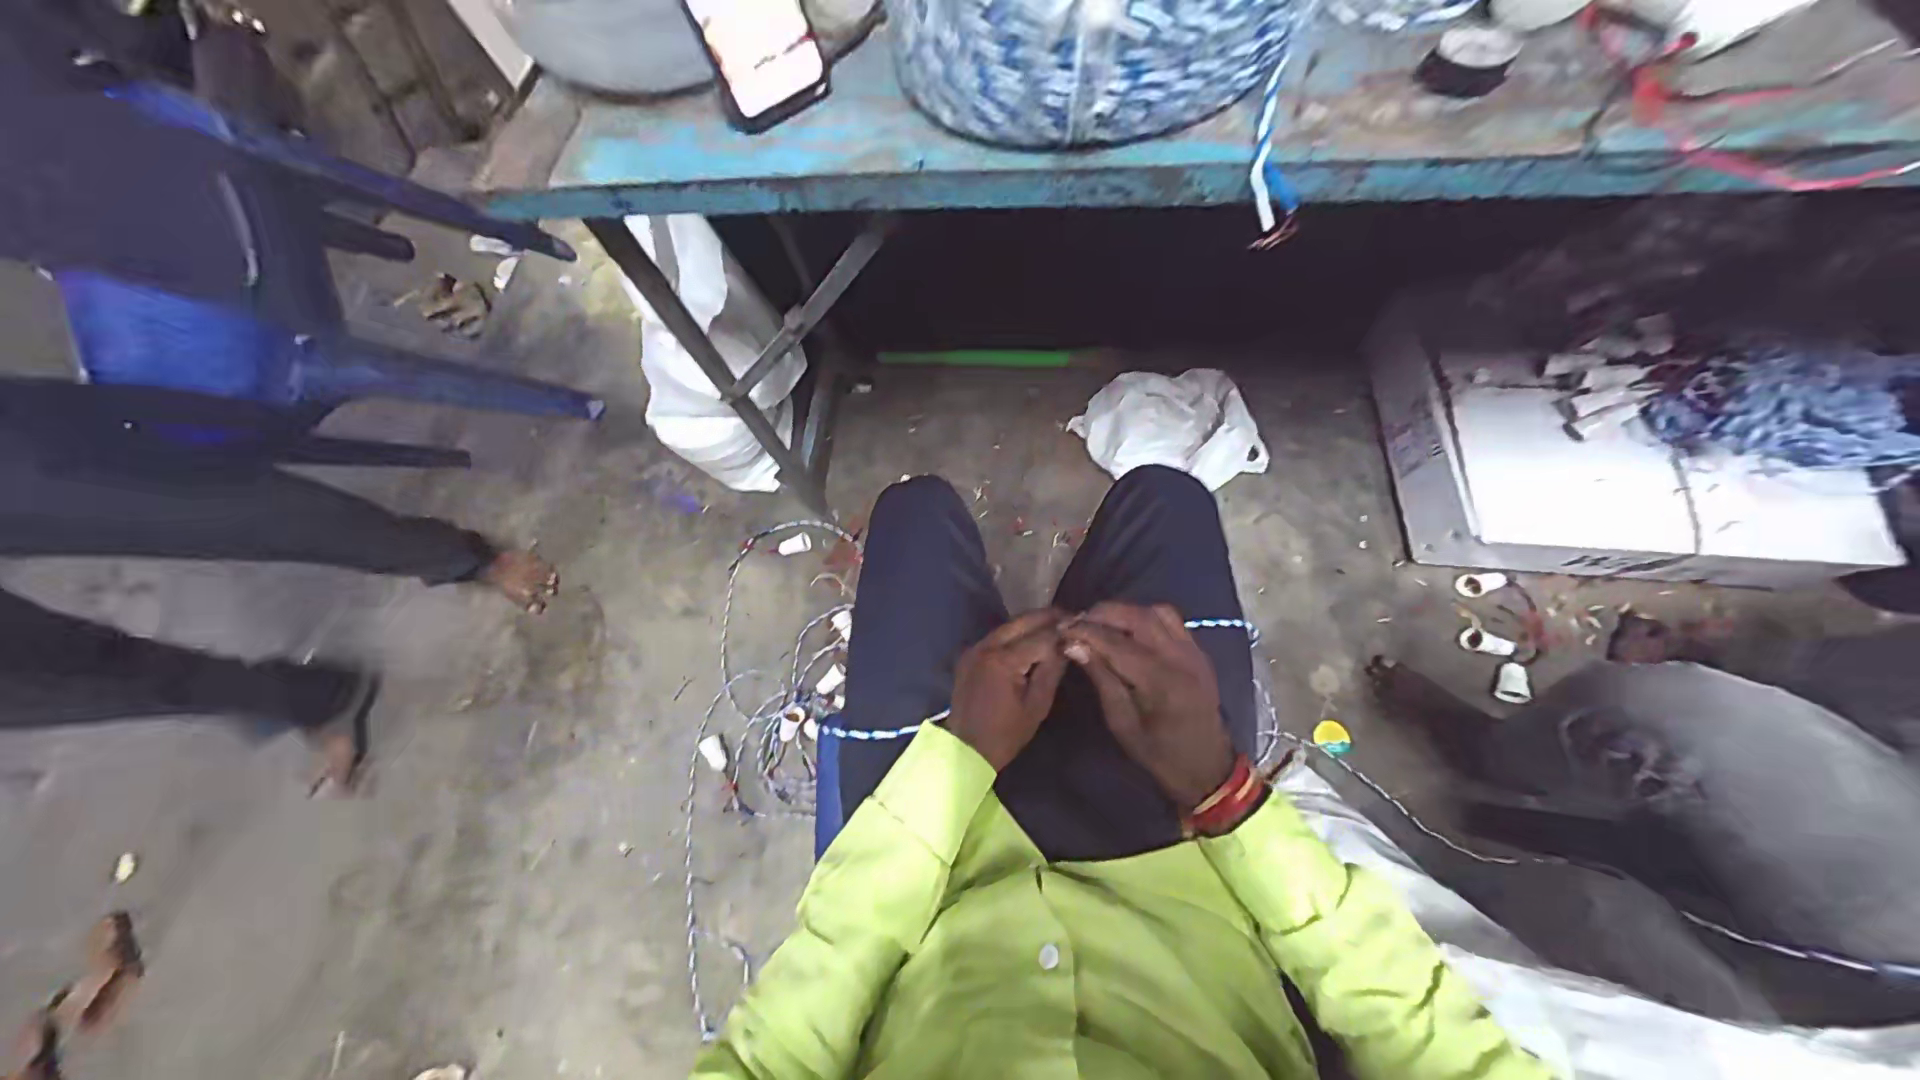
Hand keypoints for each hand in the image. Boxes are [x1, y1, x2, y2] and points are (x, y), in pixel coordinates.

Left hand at [945, 610, 1070, 770]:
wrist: (967, 749)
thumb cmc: (1007, 733)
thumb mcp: (1037, 705)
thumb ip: (1052, 670)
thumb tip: (1067, 643)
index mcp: (1003, 660)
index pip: (1040, 637)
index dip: (1062, 630)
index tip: (1080, 623)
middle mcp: (986, 647)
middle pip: (1021, 621)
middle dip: (1047, 617)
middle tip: (1070, 616)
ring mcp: (974, 649)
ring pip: (1007, 626)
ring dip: (1031, 623)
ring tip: (1055, 624)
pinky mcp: (969, 655)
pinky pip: (996, 636)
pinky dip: (1015, 633)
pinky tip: (1031, 637)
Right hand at [1062, 603, 1234, 813]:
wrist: (1207, 766)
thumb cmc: (1158, 753)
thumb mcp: (1121, 723)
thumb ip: (1101, 678)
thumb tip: (1073, 645)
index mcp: (1161, 682)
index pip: (1116, 643)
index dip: (1086, 631)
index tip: (1061, 629)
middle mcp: (1181, 659)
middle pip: (1138, 617)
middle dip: (1103, 613)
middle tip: (1077, 621)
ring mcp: (1194, 652)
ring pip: (1156, 612)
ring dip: (1125, 611)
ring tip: (1101, 622)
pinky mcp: (1198, 651)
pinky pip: (1172, 620)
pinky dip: (1146, 616)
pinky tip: (1128, 628)